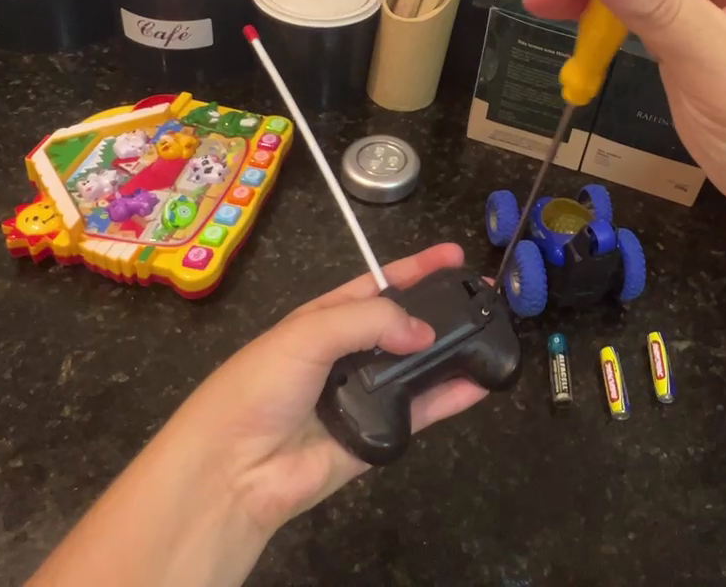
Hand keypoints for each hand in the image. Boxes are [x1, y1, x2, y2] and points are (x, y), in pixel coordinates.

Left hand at [30, 244, 487, 586]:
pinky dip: (453, 397)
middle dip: (442, 308)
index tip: (455, 255)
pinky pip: (423, 411)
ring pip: (420, 366)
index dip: (417, 268)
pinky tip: (482, 382)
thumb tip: (425, 332)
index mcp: (328, 317)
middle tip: (485, 296)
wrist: (233, 470)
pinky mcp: (379, 433)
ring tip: (492, 333)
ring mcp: (366, 393)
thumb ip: (371, 321)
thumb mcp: (309, 332)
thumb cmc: (261, 385)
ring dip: (453, 351)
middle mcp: (351, 352)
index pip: (381, 284)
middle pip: (405, 324)